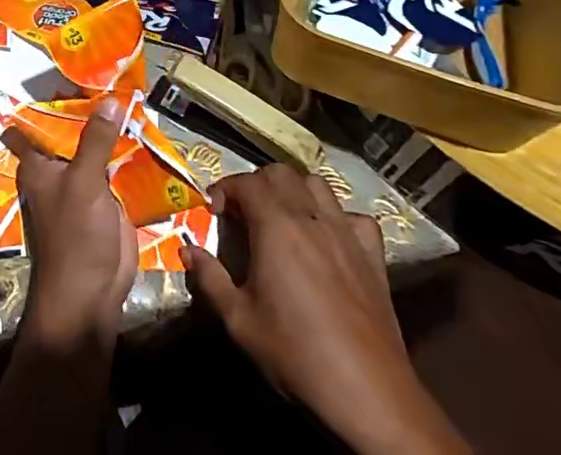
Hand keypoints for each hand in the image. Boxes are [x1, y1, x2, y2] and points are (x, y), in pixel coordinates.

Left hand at [0, 99, 136, 350]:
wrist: (91, 292)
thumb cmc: (74, 235)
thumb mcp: (83, 182)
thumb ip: (95, 140)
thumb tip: (110, 98)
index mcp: (39, 164)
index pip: (35, 122)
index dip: (48, 98)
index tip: (72, 71)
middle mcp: (59, 169)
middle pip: (73, 130)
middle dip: (92, 107)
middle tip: (118, 75)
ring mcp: (86, 183)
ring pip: (98, 146)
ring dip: (115, 127)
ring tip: (137, 93)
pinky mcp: (109, 198)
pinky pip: (119, 166)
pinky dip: (131, 150)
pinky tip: (150, 130)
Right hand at [184, 165, 468, 454]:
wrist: (363, 386)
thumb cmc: (294, 352)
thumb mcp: (239, 320)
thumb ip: (210, 279)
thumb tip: (188, 251)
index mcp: (276, 227)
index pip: (248, 183)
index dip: (226, 188)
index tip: (214, 211)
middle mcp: (312, 217)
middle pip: (282, 174)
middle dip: (257, 183)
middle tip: (243, 213)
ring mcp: (346, 230)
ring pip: (318, 184)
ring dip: (294, 191)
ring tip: (282, 218)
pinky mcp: (372, 250)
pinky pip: (354, 215)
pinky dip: (336, 217)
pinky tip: (328, 239)